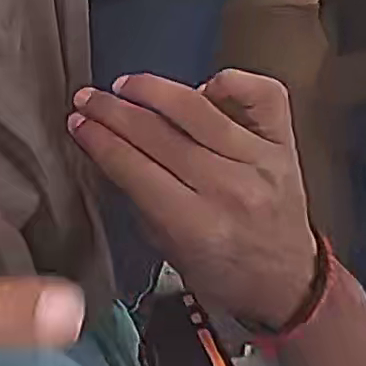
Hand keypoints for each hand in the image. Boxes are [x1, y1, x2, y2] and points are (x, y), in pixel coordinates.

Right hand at [68, 71, 316, 327]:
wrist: (288, 284)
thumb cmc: (223, 269)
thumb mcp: (165, 246)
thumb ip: (136, 195)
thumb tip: (104, 143)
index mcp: (197, 226)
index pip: (132, 166)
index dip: (97, 138)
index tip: (77, 122)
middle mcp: (230, 189)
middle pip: (155, 132)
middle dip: (110, 110)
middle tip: (87, 99)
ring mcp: (260, 161)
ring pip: (195, 107)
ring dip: (149, 89)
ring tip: (124, 85)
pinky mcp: (283, 143)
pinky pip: (259, 94)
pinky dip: (227, 82)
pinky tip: (200, 87)